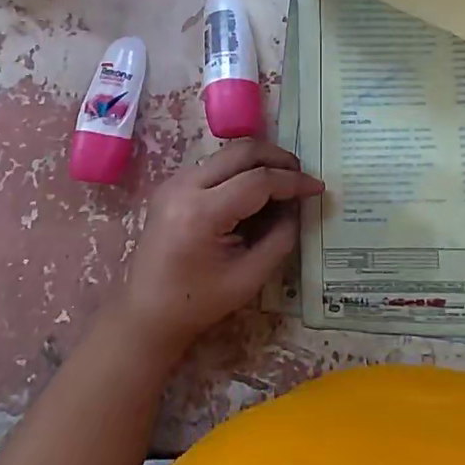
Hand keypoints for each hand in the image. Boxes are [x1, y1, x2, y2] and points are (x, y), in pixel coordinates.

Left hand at [110, 140, 323, 361]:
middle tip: (301, 176)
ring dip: (259, 162)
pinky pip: (215, 165)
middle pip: (242, 151)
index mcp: (201, 213)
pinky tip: (255, 191)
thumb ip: (280, 237)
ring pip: (228, 153)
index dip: (293, 181)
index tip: (318, 188)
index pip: (258, 181)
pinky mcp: (172, 185)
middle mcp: (184, 186)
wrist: (145, 313)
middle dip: (278, 158)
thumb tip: (297, 205)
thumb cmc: (198, 302)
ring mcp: (174, 182)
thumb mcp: (250, 276)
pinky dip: (240, 170)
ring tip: (283, 184)